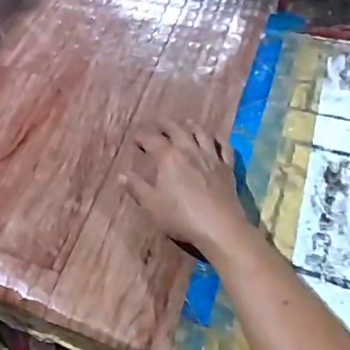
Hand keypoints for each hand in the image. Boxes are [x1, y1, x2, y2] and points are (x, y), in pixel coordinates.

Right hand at [125, 122, 256, 260]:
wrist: (219, 227)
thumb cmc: (180, 215)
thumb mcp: (151, 203)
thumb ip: (136, 186)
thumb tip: (122, 174)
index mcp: (168, 157)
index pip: (152, 139)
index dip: (141, 136)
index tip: (135, 137)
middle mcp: (189, 151)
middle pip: (177, 129)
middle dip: (165, 124)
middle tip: (157, 123)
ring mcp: (211, 157)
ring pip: (201, 133)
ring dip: (191, 125)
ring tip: (185, 123)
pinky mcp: (227, 167)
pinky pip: (224, 146)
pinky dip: (218, 138)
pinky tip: (215, 138)